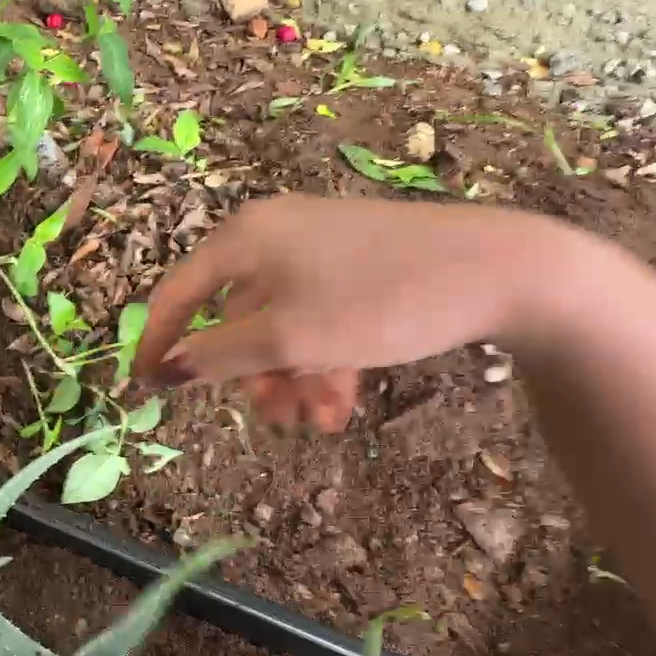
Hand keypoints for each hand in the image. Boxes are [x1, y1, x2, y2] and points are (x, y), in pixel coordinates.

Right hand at [135, 196, 573, 430]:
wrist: (509, 271)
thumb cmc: (380, 299)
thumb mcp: (288, 337)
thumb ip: (217, 356)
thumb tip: (163, 372)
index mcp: (243, 238)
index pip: (177, 294)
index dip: (159, 344)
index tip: (147, 389)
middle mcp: (272, 234)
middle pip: (235, 316)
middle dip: (252, 375)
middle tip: (276, 418)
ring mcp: (317, 247)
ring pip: (280, 323)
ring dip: (292, 376)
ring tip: (323, 421)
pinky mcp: (355, 263)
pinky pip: (317, 315)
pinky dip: (322, 359)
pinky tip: (344, 401)